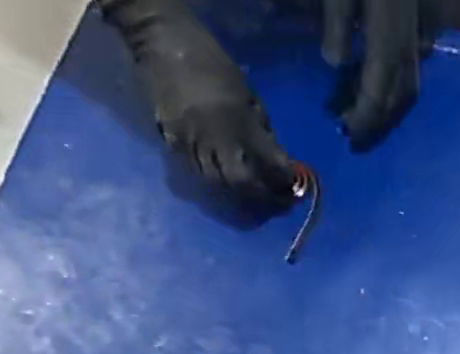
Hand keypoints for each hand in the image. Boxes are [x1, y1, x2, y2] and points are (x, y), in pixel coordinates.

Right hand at [103, 0, 299, 205]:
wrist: (167, 47)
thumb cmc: (213, 66)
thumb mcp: (248, 94)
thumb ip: (263, 130)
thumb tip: (279, 161)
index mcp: (239, 119)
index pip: (268, 162)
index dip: (282, 180)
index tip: (292, 188)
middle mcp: (217, 137)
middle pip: (244, 183)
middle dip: (263, 196)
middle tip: (277, 200)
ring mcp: (194, 145)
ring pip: (221, 186)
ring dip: (242, 198)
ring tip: (257, 199)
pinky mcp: (175, 148)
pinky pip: (200, 177)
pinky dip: (218, 188)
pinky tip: (230, 189)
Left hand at [321, 0, 422, 145]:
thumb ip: (337, 22)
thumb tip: (335, 63)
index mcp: (388, 38)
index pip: (378, 93)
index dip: (362, 119)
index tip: (345, 135)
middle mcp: (407, 46)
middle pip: (397, 100)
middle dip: (376, 127)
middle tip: (354, 143)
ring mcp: (414, 40)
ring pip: (408, 93)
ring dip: (388, 117)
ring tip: (365, 128)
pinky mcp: (415, 33)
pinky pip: (411, 78)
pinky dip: (396, 99)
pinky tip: (380, 103)